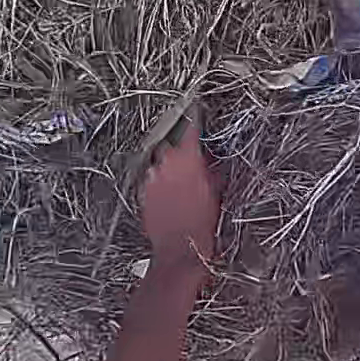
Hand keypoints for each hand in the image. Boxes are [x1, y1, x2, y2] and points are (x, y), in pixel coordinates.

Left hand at [139, 112, 219, 267]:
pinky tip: (171, 195)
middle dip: (182, 152)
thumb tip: (214, 159)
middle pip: (173, 146)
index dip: (195, 119)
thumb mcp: (216, 192)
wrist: (180, 251)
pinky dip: (161, 182)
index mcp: (187, 160)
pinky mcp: (143, 193)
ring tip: (183, 184)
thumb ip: (213, 170)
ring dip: (170, 168)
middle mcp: (165, 164)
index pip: (191, 130)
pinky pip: (153, 179)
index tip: (197, 109)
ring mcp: (151, 178)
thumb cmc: (202, 223)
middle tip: (196, 163)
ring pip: (161, 163)